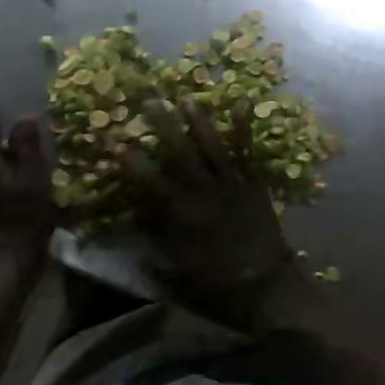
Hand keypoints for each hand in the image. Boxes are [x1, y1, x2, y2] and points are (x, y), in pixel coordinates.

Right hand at [127, 98, 294, 329]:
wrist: (267, 286)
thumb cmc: (219, 284)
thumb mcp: (178, 273)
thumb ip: (155, 247)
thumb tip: (137, 221)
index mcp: (183, 214)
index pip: (152, 181)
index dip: (134, 161)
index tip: (117, 140)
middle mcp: (205, 191)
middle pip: (181, 153)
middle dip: (165, 127)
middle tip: (151, 101)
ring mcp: (232, 184)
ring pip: (213, 147)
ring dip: (199, 122)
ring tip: (187, 98)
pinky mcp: (255, 184)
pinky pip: (248, 153)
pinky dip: (244, 130)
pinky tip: (241, 105)